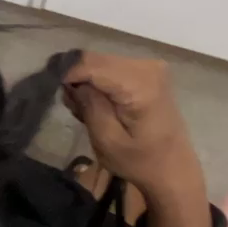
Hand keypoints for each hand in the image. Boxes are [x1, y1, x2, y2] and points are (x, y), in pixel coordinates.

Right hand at [61, 52, 203, 199]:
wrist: (172, 166)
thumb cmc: (140, 161)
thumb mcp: (106, 141)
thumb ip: (90, 107)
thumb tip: (72, 84)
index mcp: (140, 86)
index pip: (92, 65)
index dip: (67, 75)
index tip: (54, 93)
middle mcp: (147, 67)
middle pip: (95, 60)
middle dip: (76, 80)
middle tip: (73, 108)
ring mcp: (149, 67)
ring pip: (99, 62)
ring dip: (85, 83)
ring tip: (85, 110)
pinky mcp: (147, 72)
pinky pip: (110, 68)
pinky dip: (97, 84)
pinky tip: (98, 104)